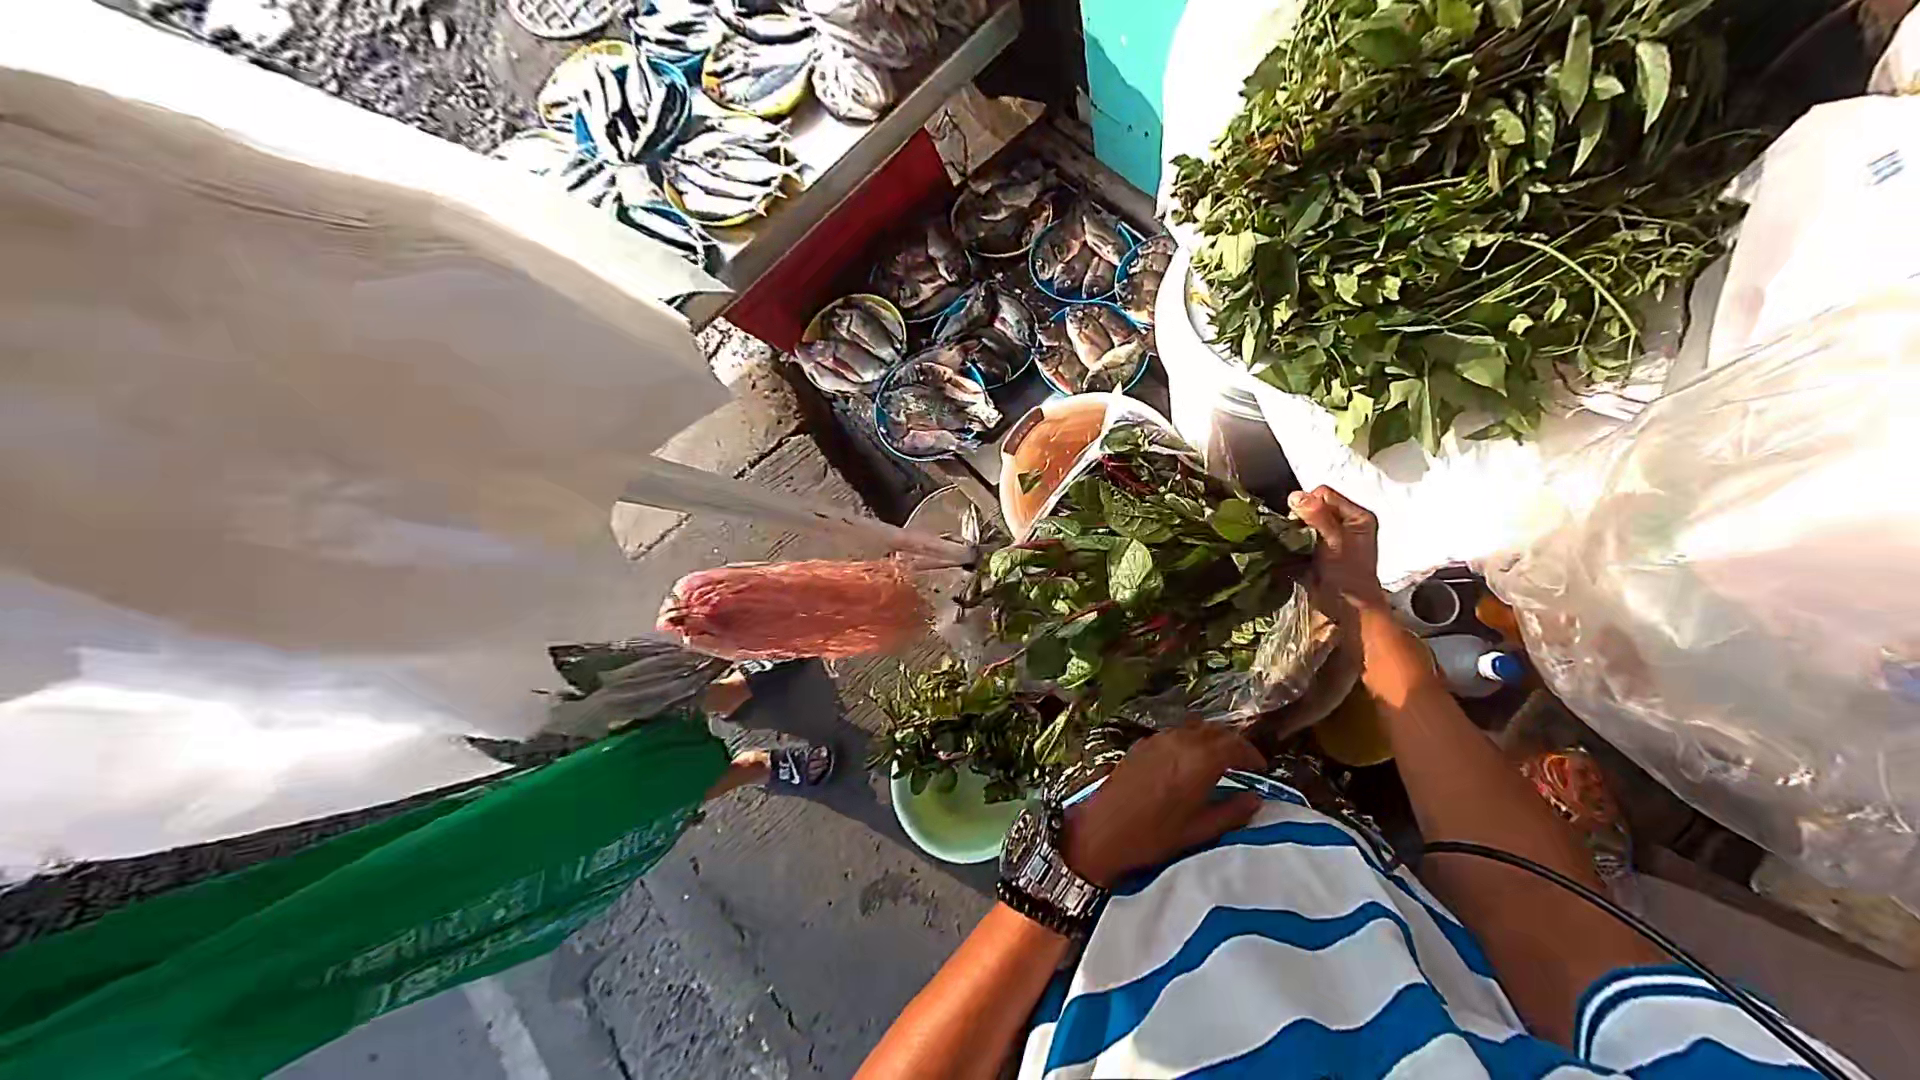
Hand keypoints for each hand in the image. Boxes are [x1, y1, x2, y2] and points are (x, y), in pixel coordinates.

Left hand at [1062, 722, 1265, 887]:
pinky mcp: (1141, 744)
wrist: (1103, 829)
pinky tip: (1188, 762)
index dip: (1251, 755)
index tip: (1260, 768)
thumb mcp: (1199, 829)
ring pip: (1193, 729)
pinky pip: (1174, 734)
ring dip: (1210, 740)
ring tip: (1219, 762)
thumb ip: (1232, 811)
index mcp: (1199, 760)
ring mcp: (1157, 739)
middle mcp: (1179, 741)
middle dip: (1233, 744)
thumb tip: (1255, 798)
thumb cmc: (1154, 835)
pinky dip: (1189, 741)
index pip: (1235, 745)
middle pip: (1215, 731)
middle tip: (1243, 764)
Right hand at [1289, 485, 1385, 613]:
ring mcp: (1330, 538)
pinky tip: (1290, 550)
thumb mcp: (1335, 542)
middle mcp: (1345, 524)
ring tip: (1293, 545)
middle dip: (1299, 517)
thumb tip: (1296, 495)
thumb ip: (1318, 517)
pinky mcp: (1316, 551)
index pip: (1324, 494)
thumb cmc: (1347, 577)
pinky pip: (1298, 535)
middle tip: (1298, 536)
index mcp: (1357, 516)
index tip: (1302, 524)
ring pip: (1303, 521)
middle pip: (1312, 506)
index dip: (1309, 504)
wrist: (1346, 611)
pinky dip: (1291, 540)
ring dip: (1293, 530)